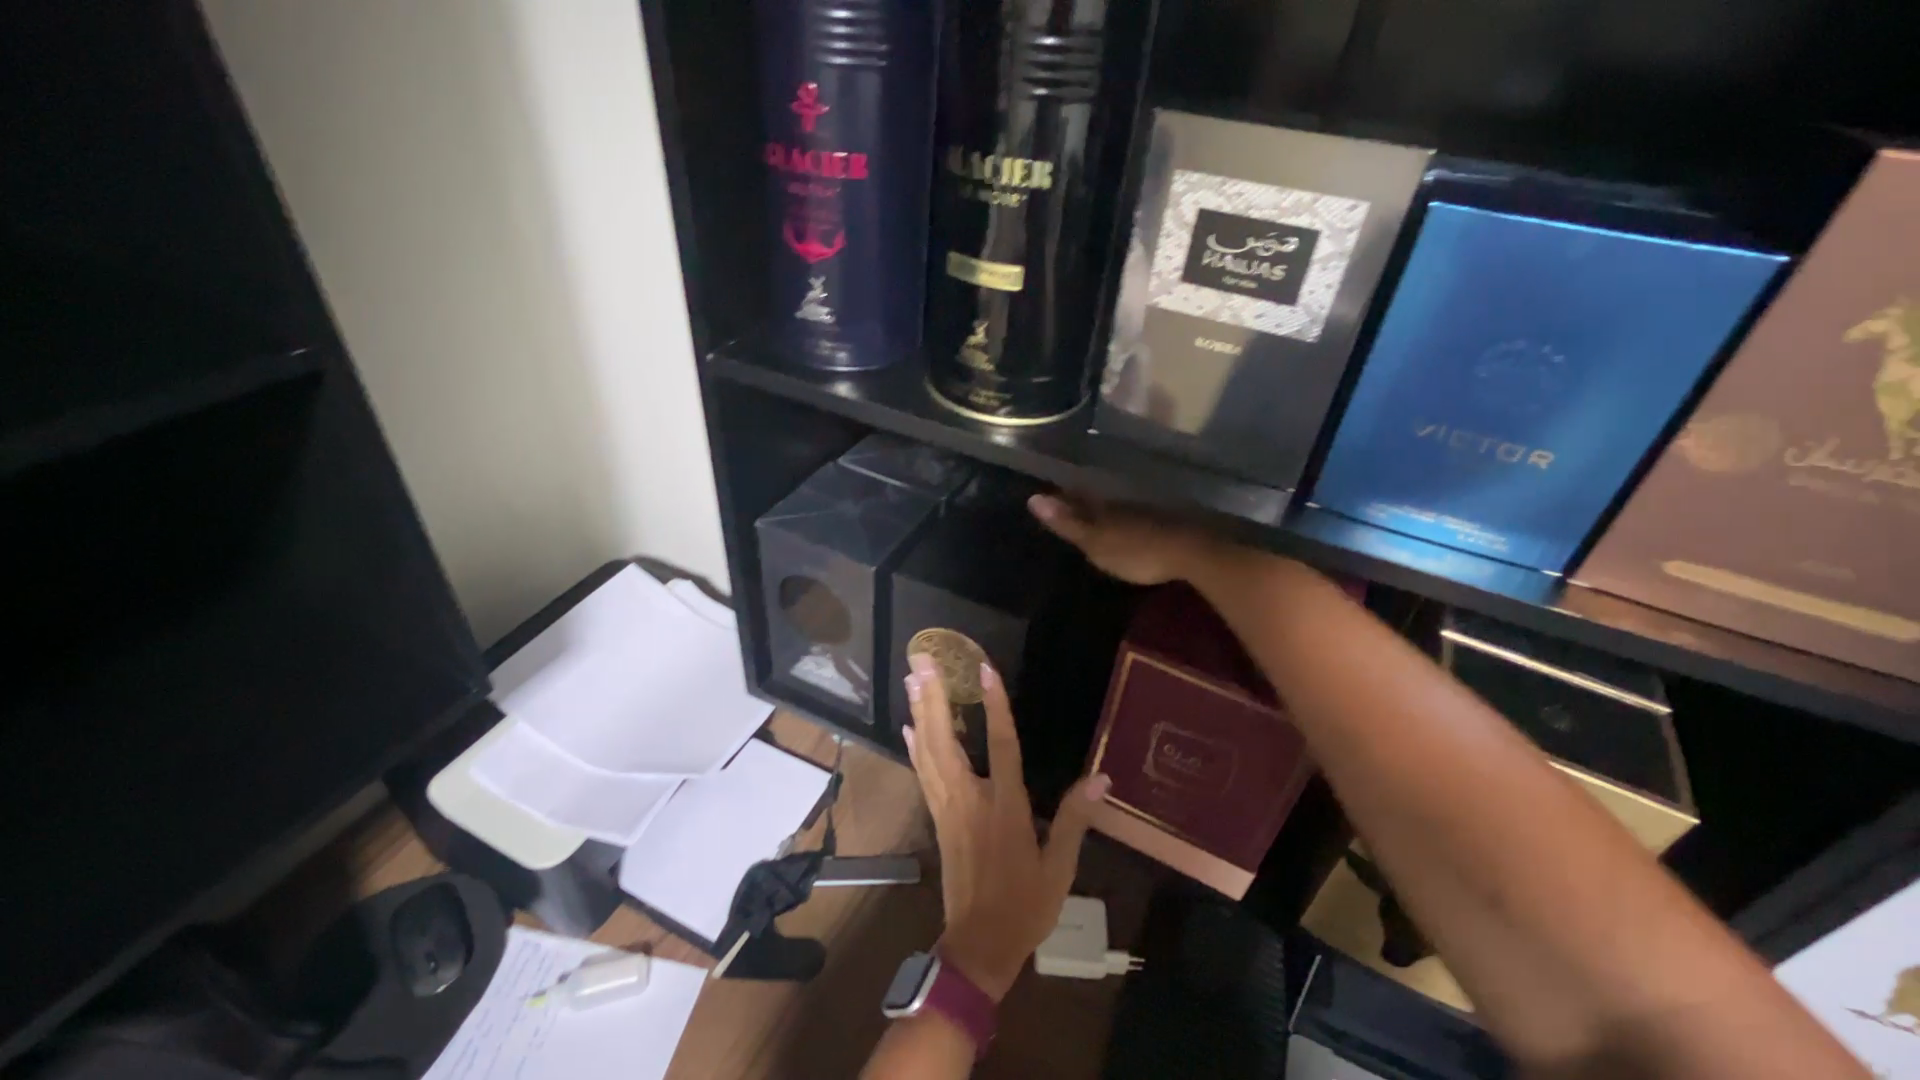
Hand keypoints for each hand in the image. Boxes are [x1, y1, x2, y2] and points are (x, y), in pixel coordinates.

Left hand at [902, 651, 1110, 1001]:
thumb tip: (1100, 777)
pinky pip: (923, 773)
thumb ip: (1074, 819)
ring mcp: (948, 808)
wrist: (979, 944)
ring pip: (929, 751)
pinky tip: (910, 727)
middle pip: (946, 739)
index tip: (984, 670)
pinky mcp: (937, 820)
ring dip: (921, 712)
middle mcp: (969, 800)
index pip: (1001, 745)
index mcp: (1004, 808)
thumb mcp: (1059, 868)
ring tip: (913, 678)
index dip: (994, 705)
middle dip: (934, 696)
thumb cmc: (1024, 906)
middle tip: (921, 659)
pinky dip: (916, 746)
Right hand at [1027, 494, 1217, 585]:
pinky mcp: (1164, 526)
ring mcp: (1145, 514)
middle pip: (1097, 501)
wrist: (1190, 552)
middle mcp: (1122, 506)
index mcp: (1102, 509)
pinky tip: (1128, 528)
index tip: (1045, 496)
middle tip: (1067, 501)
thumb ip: (1068, 522)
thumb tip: (1034, 498)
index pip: (1075, 499)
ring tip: (1095, 515)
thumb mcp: (1095, 542)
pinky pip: (1137, 519)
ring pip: (1118, 509)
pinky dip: (1127, 522)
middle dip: (1082, 501)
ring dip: (1106, 511)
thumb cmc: (1136, 551)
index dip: (1060, 499)